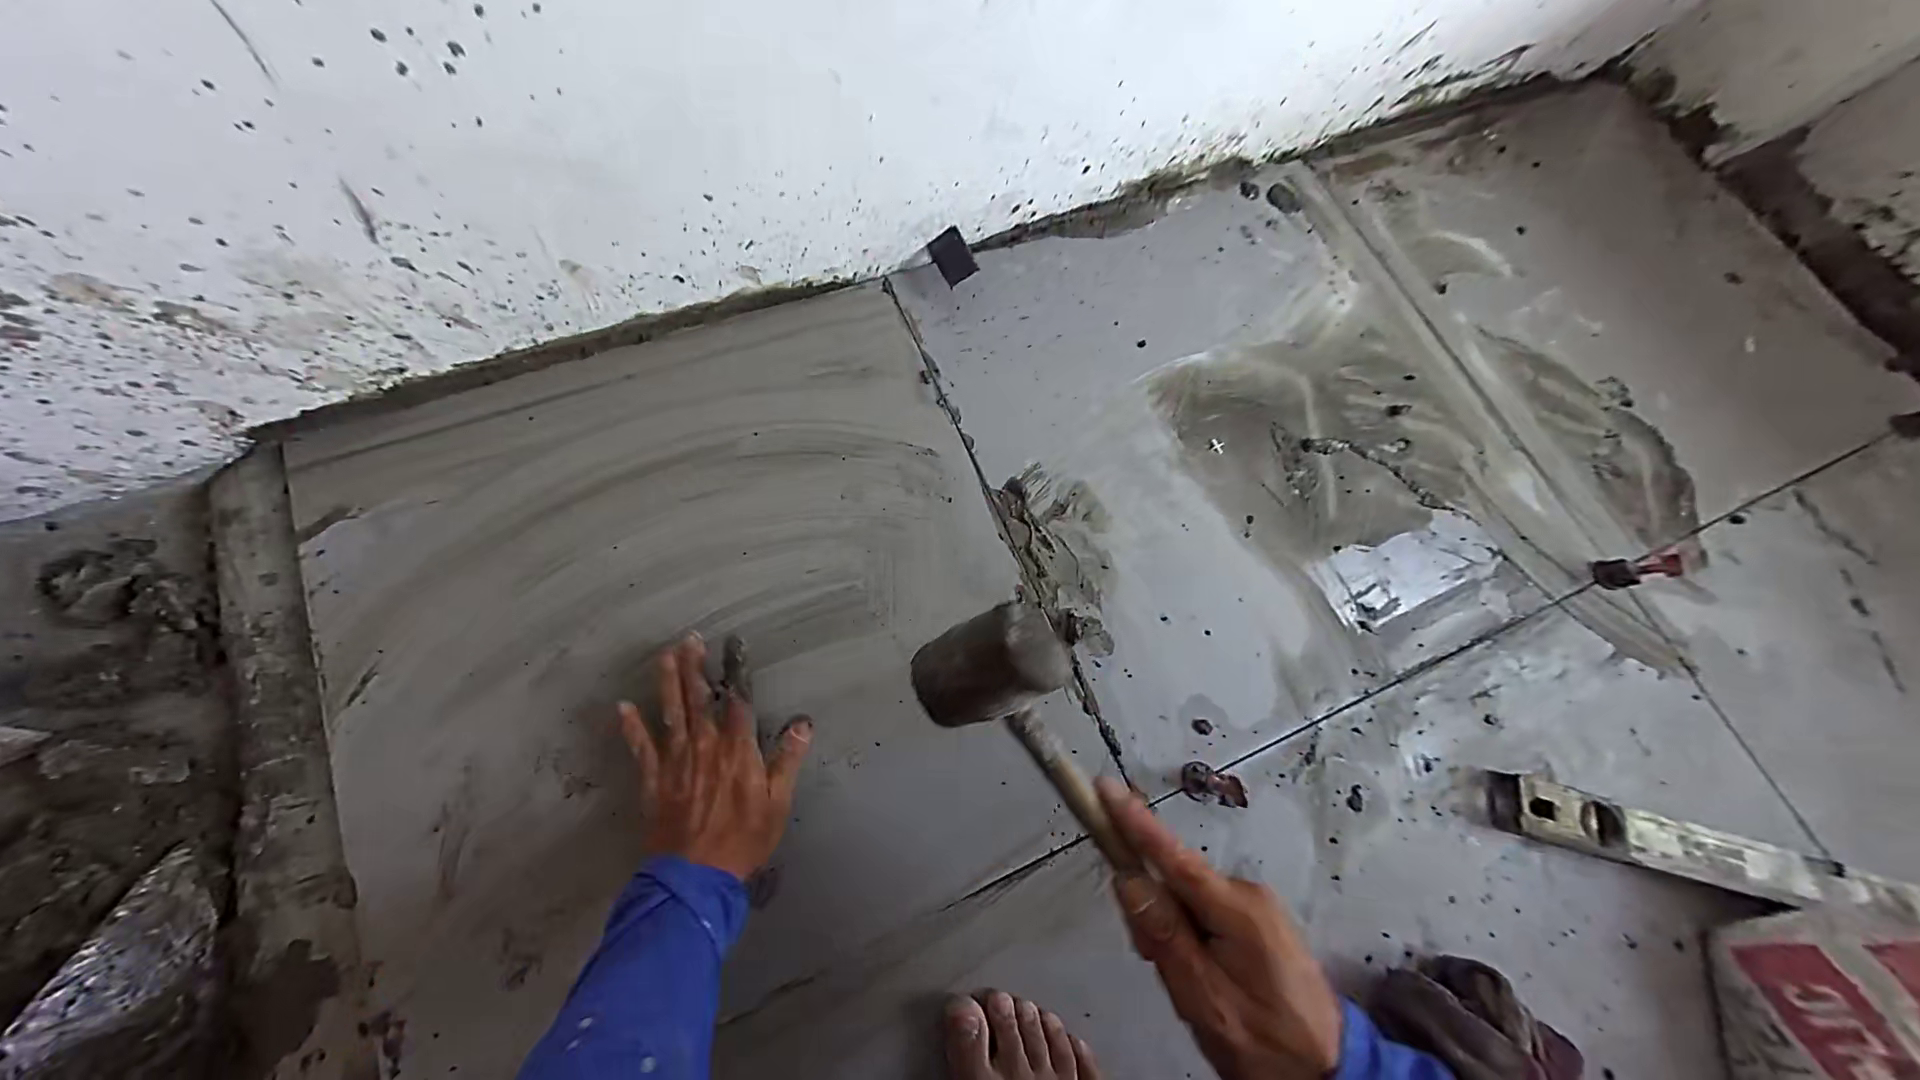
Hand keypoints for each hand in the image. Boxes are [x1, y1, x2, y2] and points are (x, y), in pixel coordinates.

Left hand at [618, 633, 812, 881]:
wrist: (695, 878)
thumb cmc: (744, 839)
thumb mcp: (777, 802)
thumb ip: (787, 759)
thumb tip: (803, 723)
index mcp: (736, 751)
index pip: (738, 702)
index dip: (736, 672)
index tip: (733, 646)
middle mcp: (704, 748)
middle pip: (699, 699)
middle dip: (694, 667)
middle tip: (690, 638)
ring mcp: (676, 762)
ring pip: (670, 714)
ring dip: (668, 683)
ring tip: (665, 655)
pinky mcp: (655, 781)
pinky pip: (641, 749)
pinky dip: (631, 727)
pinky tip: (622, 706)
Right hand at [1095, 777, 1342, 1079]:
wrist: (1333, 1075)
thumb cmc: (1266, 1045)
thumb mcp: (1205, 1000)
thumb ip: (1164, 936)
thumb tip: (1127, 879)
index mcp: (1237, 910)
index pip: (1172, 857)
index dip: (1134, 820)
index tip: (1105, 787)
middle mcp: (1247, 892)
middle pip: (1174, 880)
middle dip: (1154, 910)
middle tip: (1155, 962)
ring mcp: (1255, 901)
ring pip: (1187, 897)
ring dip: (1173, 928)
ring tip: (1190, 980)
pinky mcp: (1257, 915)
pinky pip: (1204, 908)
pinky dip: (1191, 932)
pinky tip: (1204, 971)